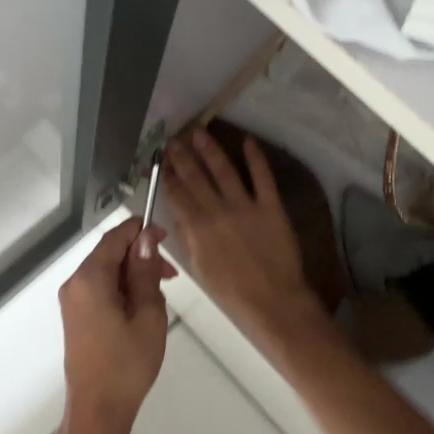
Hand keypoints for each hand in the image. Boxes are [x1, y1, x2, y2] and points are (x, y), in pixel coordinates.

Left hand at [59, 216, 175, 433]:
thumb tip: (145, 239)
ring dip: (132, 276)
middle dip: (139, 257)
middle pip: (108, 254)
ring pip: (105, 273)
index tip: (165, 237)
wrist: (97, 410)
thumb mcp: (147, 315)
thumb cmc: (127, 364)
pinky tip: (141, 310)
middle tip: (170, 275)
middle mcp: (74, 284)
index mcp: (89, 279)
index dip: (139, 231)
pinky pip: (99, 291)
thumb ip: (145, 273)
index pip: (114, 238)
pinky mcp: (75, 318)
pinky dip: (121, 291)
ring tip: (159, 299)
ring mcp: (72, 302)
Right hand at [164, 129, 327, 347]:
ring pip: (224, 171)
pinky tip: (248, 141)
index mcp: (197, 228)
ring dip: (210, 150)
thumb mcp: (199, 267)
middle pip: (196, 177)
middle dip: (183, 157)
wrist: (273, 301)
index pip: (177, 194)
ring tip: (200, 132)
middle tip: (174, 139)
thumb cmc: (232, 291)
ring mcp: (245, 206)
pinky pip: (262, 177)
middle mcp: (217, 211)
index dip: (166, 176)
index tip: (159, 162)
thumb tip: (178, 216)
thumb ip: (187, 238)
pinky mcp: (271, 207)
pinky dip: (255, 158)